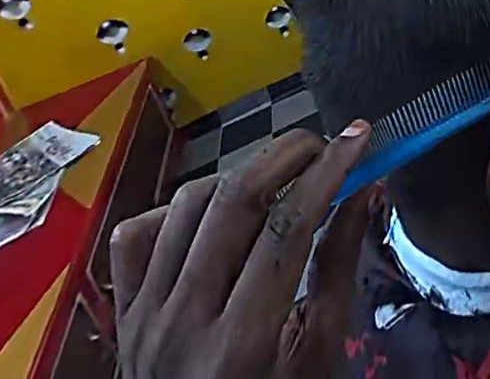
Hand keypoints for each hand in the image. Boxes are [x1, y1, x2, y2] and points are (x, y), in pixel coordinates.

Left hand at [110, 123, 375, 378]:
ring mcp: (144, 314)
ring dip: (240, 175)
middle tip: (320, 145)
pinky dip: (179, 207)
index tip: (358, 137)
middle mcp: (183, 322)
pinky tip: (212, 216)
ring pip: (189, 202)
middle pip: (234, 199)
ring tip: (275, 181)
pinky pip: (141, 231)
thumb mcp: (320, 353)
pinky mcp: (123, 309)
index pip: (288, 226)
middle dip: (286, 153)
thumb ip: (340, 264)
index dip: (330, 169)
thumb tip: (366, 187)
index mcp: (241, 344)